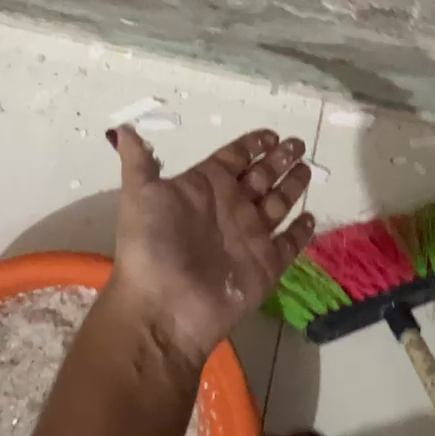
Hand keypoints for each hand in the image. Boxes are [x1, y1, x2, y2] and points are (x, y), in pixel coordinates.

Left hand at [105, 125, 316, 366]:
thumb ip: (139, 160)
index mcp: (205, 187)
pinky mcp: (266, 266)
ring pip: (279, 204)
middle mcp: (230, 208)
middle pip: (261, 177)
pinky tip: (311, 216)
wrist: (164, 307)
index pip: (234, 158)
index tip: (272, 134)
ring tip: (307, 168)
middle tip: (298, 144)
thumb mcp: (140, 194)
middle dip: (280, 160)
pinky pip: (289, 244)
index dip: (253, 145)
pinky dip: (301, 231)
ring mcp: (250, 237)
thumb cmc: (152, 244)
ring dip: (293, 186)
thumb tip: (123, 128)